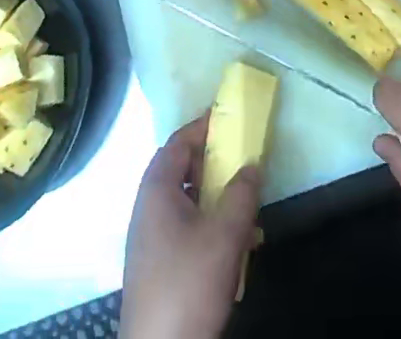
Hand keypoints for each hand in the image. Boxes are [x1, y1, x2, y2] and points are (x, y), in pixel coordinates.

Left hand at [120, 115, 261, 338]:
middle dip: (213, 163)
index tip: (228, 118)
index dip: (203, 127)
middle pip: (180, 169)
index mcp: (156, 188)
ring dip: (216, 198)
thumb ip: (241, 195)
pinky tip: (237, 246)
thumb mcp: (224, 236)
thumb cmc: (188, 283)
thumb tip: (252, 164)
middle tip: (242, 160)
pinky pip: (186, 228)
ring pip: (186, 201)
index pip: (178, 142)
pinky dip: (210, 225)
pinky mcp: (158, 263)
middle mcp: (148, 205)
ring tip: (247, 208)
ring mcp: (150, 236)